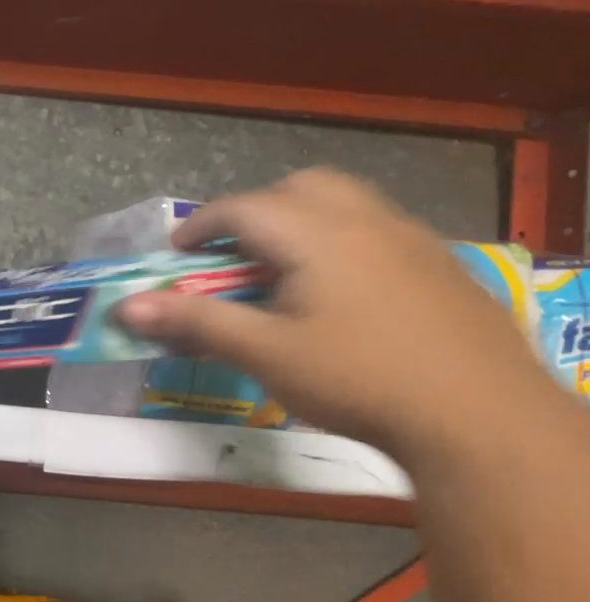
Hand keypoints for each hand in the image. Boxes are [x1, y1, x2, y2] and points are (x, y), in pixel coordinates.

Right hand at [116, 169, 561, 465]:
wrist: (474, 413)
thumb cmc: (356, 378)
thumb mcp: (263, 353)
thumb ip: (196, 322)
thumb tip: (127, 306)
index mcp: (322, 238)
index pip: (247, 207)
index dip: (201, 226)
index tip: (173, 256)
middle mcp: (370, 224)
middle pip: (302, 188)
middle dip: (253, 213)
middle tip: (225, 257)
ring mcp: (412, 242)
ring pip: (344, 204)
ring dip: (296, 224)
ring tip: (272, 275)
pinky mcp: (435, 268)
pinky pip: (373, 231)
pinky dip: (332, 243)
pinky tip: (326, 296)